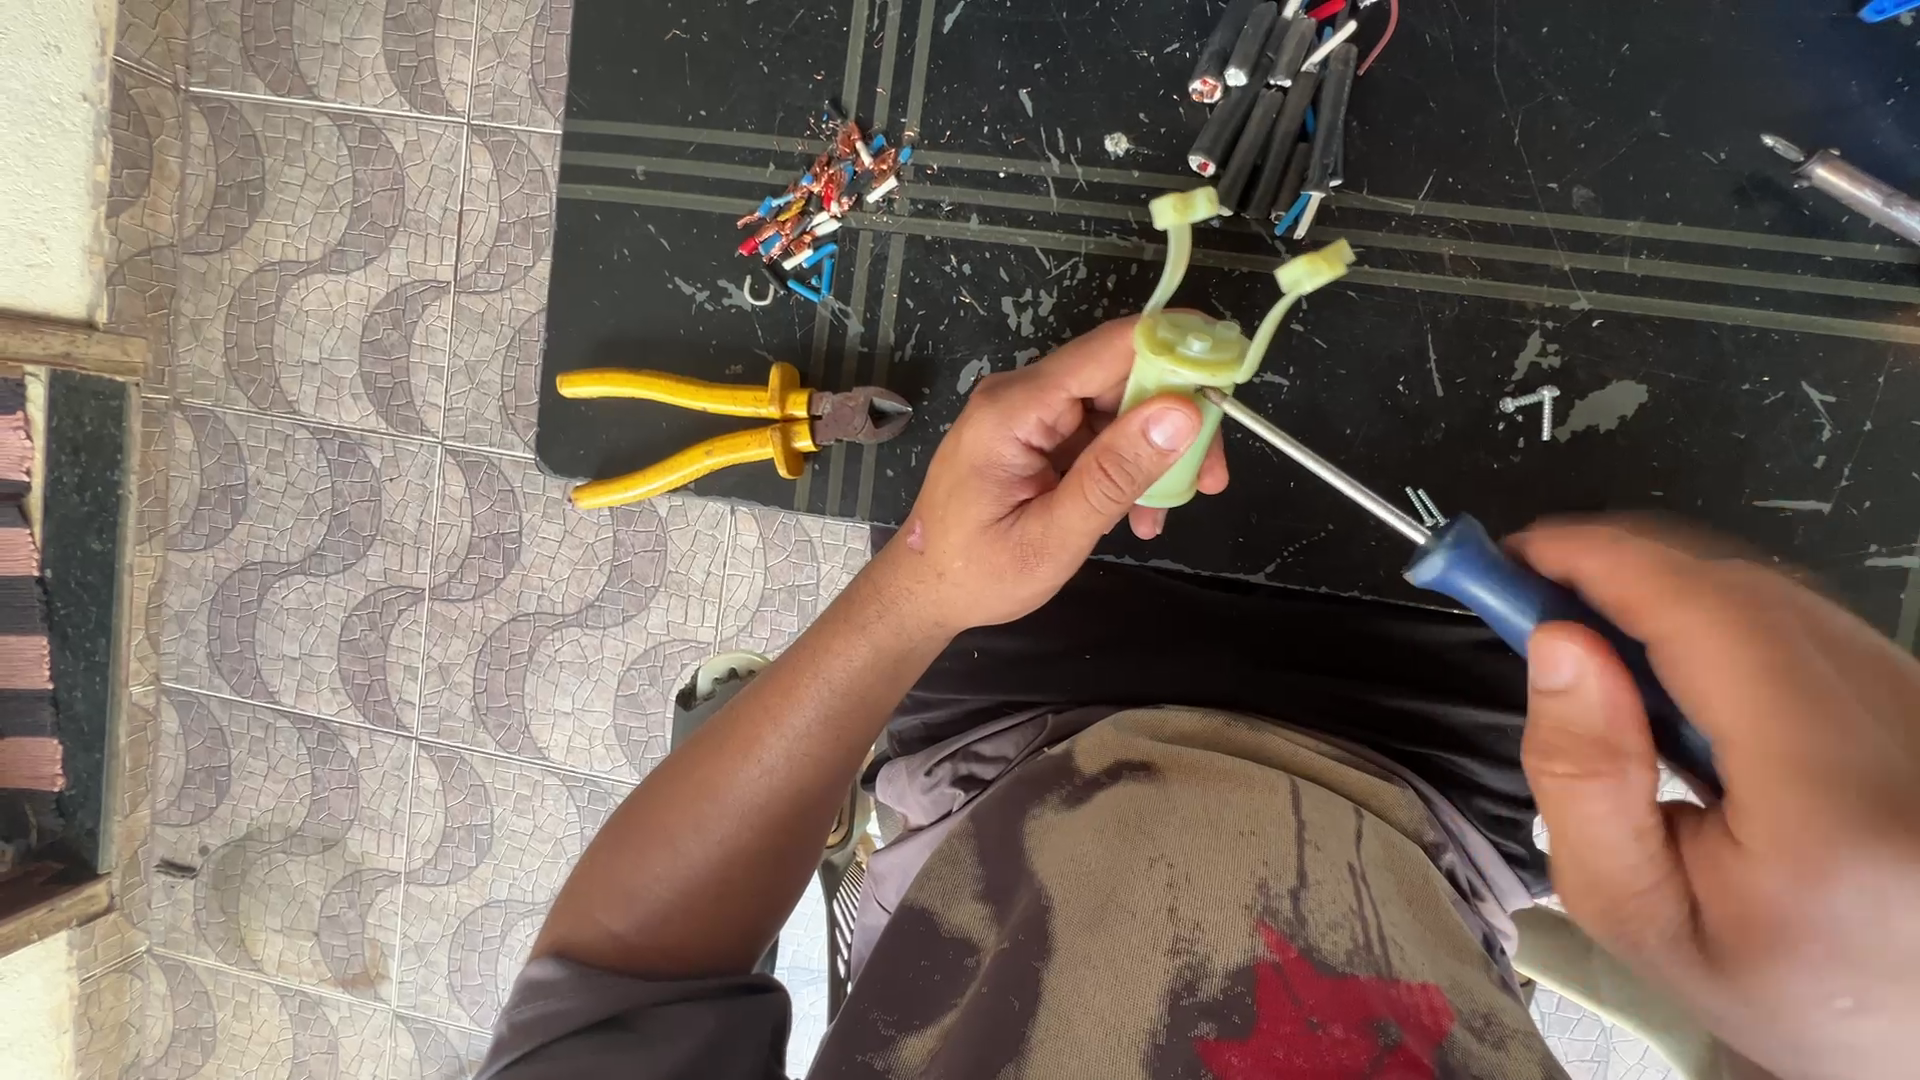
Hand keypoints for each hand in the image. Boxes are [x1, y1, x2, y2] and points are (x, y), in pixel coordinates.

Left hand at [871, 317, 1228, 633]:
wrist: (926, 593)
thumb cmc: (978, 574)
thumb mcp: (1054, 534)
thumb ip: (1116, 473)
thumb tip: (1185, 410)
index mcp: (1015, 408)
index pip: (1111, 348)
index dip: (1178, 350)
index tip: (1232, 379)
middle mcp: (1020, 396)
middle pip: (1120, 377)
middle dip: (1173, 421)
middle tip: (1207, 479)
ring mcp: (1025, 416)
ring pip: (1114, 410)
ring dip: (1150, 456)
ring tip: (1162, 514)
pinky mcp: (1032, 438)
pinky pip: (1093, 436)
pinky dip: (1121, 469)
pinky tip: (1134, 515)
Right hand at [1513, 521, 1919, 1079]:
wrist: (1912, 1032)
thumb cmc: (1753, 978)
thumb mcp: (1620, 898)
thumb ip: (1577, 771)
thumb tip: (1556, 643)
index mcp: (1839, 806)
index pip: (1718, 624)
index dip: (1607, 562)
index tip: (1514, 551)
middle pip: (1748, 595)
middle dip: (1617, 564)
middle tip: (1519, 583)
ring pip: (1778, 598)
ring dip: (1658, 584)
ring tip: (1573, 617)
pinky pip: (1803, 623)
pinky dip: (1707, 610)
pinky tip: (1649, 647)